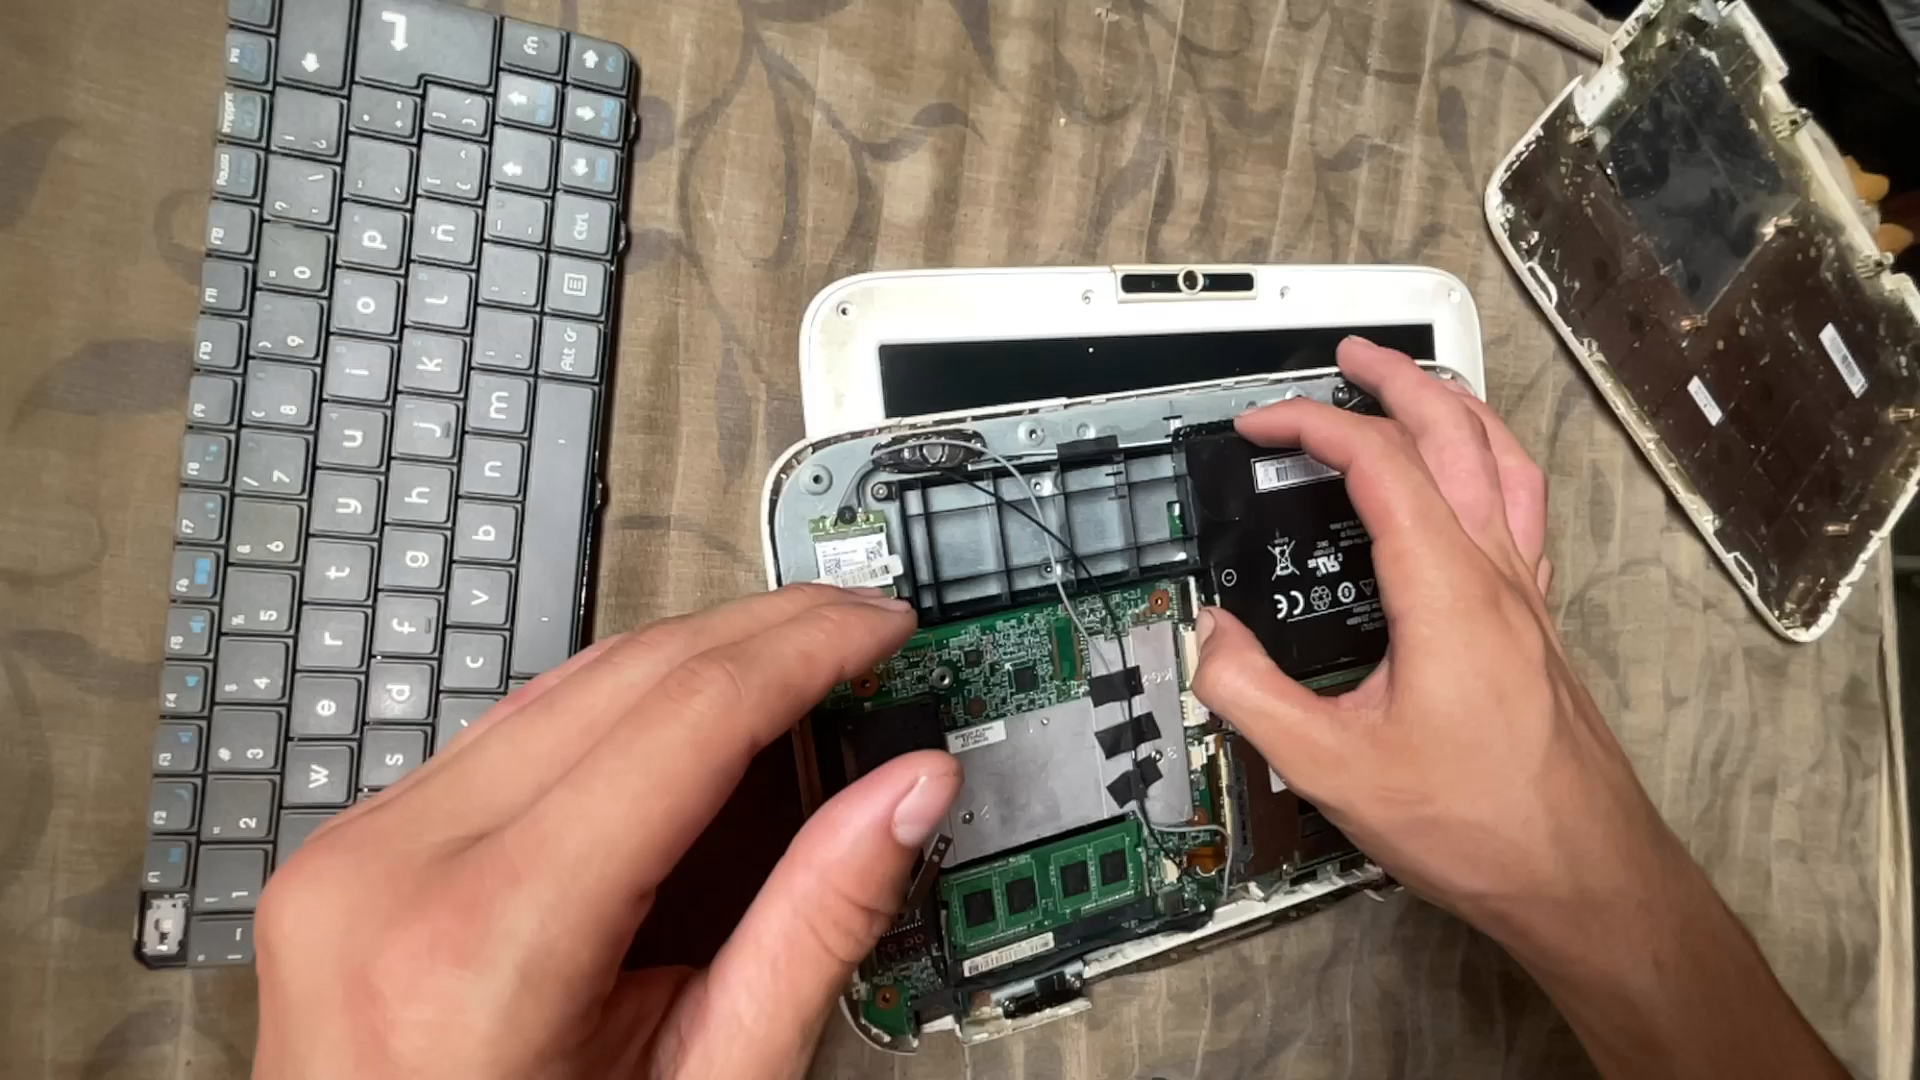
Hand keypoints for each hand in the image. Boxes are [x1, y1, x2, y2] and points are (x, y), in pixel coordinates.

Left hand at [252, 586, 960, 1079]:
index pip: (693, 715)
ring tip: (802, 649)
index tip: (878, 629)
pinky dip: (645, 689)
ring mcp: (377, 838)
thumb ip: (818, 923)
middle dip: (774, 630)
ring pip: (589, 675)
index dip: (809, 650)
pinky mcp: (384, 833)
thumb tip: (908, 794)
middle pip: (641, 671)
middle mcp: (400, 863)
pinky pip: (542, 715)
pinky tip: (707, 689)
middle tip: (860, 623)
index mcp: (483, 940)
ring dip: (715, 648)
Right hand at [1191, 336, 1672, 934]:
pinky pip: (1518, 506)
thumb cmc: (1474, 823)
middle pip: (1457, 436)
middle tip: (1349, 357)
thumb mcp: (1327, 766)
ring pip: (1502, 461)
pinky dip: (1486, 459)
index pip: (1379, 465)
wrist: (1586, 881)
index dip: (1311, 426)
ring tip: (1408, 384)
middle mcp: (1493, 576)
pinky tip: (1464, 471)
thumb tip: (1208, 632)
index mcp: (1443, 593)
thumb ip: (1248, 691)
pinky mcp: (1531, 619)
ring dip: (1452, 407)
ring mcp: (1524, 594)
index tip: (1259, 425)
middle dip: (1396, 380)